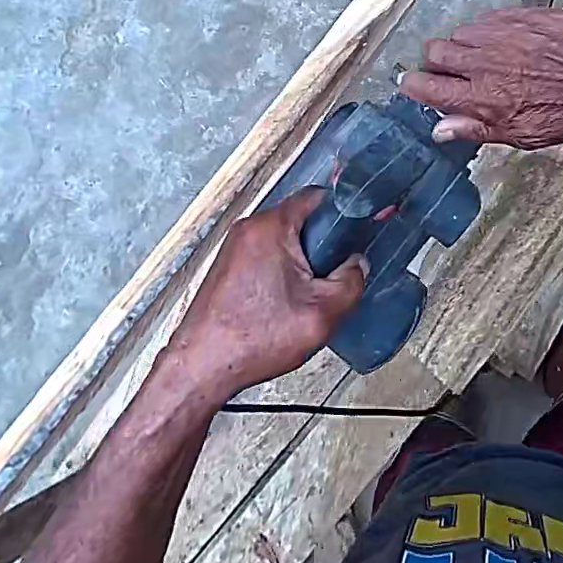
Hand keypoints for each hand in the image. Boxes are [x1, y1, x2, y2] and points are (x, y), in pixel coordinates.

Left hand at [172, 189, 366, 396]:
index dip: (344, 209)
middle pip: (302, 218)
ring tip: (310, 293)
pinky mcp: (229, 265)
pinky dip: (283, 271)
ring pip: (285, 239)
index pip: (317, 195)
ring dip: (303, 260)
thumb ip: (351, 282)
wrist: (201, 368)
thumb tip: (359, 265)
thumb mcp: (323, 313)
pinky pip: (268, 255)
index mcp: (272, 228)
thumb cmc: (251, 339)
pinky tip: (288, 301)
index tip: (360, 225)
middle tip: (334, 272)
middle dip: (323, 243)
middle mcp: (250, 229)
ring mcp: (235, 247)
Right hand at [401, 8, 562, 148]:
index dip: (415, 86)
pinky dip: (488, 30)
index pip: (427, 88)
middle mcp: (484, 64)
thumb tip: (440, 129)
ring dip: (464, 45)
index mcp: (483, 100)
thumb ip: (477, 130)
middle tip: (453, 70)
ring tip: (485, 56)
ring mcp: (500, 35)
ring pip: (458, 33)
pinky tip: (507, 41)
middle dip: (437, 63)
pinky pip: (486, 19)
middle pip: (434, 53)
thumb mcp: (524, 136)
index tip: (414, 85)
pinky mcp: (519, 15)